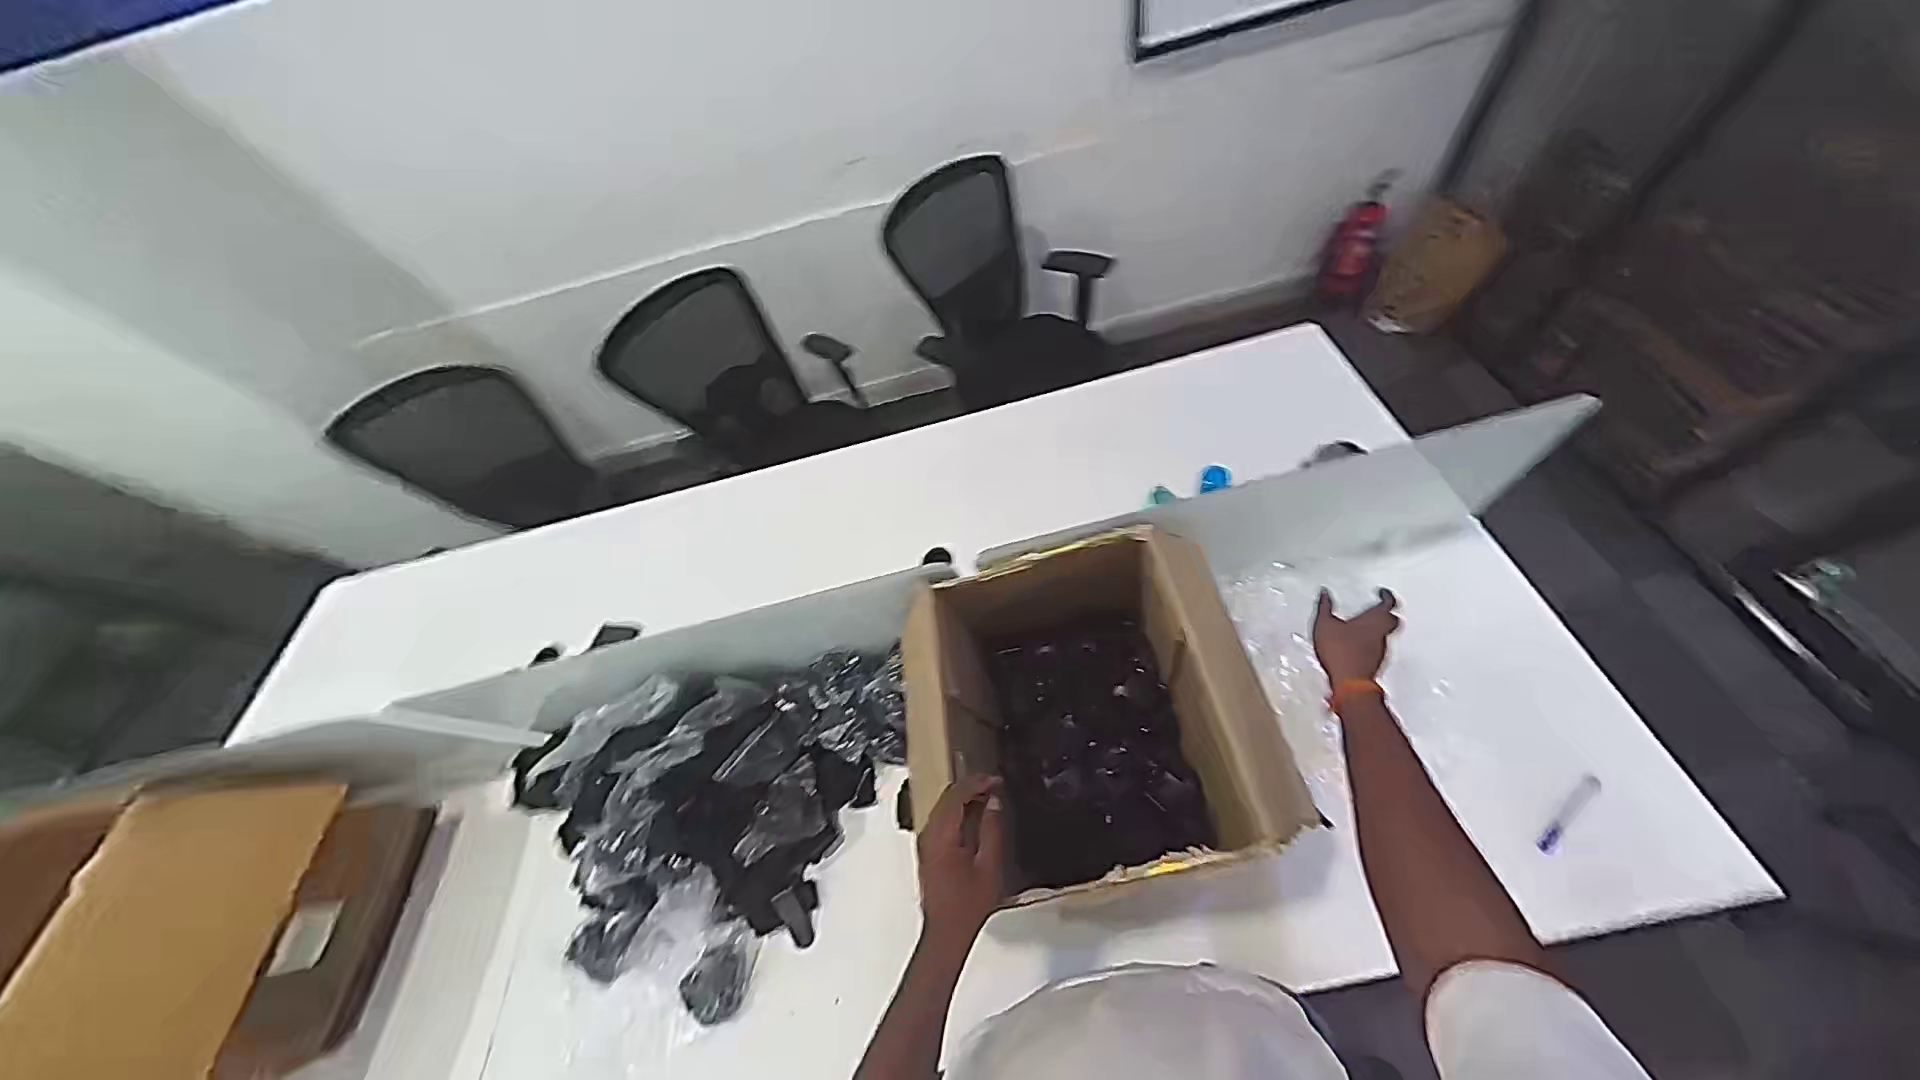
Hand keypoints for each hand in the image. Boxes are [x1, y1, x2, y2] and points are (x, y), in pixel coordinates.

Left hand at [916, 774, 1006, 947]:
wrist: (946, 933)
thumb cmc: (969, 904)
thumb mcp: (989, 866)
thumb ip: (992, 830)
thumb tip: (993, 802)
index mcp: (941, 834)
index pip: (956, 795)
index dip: (977, 783)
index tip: (997, 781)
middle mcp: (928, 833)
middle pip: (947, 797)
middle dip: (971, 787)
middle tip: (995, 786)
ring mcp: (925, 841)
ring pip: (943, 806)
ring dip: (965, 798)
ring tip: (989, 797)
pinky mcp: (928, 850)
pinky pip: (942, 819)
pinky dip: (959, 811)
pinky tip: (976, 816)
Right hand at [1313, 587, 1399, 683]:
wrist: (1349, 680)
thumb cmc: (1340, 650)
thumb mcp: (1324, 624)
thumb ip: (1324, 606)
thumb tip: (1324, 593)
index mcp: (1374, 620)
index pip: (1389, 603)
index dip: (1386, 595)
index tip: (1382, 592)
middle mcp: (1382, 633)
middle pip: (1393, 619)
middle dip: (1388, 611)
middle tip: (1382, 607)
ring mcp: (1381, 648)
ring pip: (1387, 633)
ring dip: (1380, 626)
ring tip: (1367, 623)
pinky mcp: (1377, 660)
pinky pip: (1379, 645)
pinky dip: (1373, 640)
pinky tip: (1361, 642)